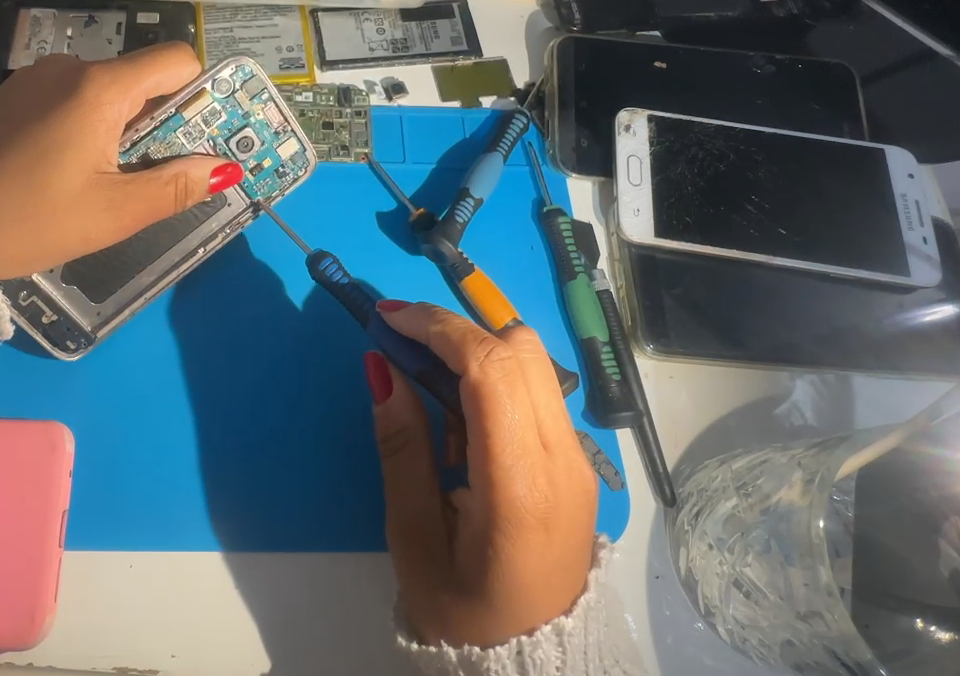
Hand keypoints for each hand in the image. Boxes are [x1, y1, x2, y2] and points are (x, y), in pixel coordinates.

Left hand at [0, 43, 242, 279]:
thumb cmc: (30, 220)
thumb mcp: (112, 213)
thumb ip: (175, 186)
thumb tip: (227, 168)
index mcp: (100, 87)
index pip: (175, 59)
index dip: (197, 94)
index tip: (190, 138)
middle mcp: (69, 67)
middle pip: (140, 78)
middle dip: (156, 120)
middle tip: (144, 172)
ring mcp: (35, 77)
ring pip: (104, 89)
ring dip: (117, 125)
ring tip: (96, 178)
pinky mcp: (10, 94)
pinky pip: (68, 97)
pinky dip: (82, 124)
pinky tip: (59, 167)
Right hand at [365, 301, 598, 648]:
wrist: (533, 665)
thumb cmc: (462, 608)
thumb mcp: (413, 536)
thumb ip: (401, 445)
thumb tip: (381, 366)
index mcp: (521, 484)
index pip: (490, 369)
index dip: (437, 327)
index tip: (388, 318)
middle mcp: (563, 459)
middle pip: (520, 348)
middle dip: (455, 327)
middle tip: (401, 340)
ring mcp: (578, 457)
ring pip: (532, 361)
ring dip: (475, 349)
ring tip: (429, 389)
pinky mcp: (577, 459)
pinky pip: (536, 389)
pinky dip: (493, 376)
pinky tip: (459, 417)